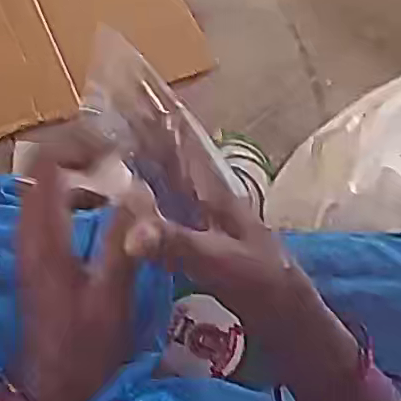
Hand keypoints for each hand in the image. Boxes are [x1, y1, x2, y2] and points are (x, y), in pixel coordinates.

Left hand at [12, 133, 152, 400]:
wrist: (46, 388)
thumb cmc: (83, 346)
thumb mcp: (111, 296)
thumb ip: (124, 242)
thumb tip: (139, 190)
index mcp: (45, 236)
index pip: (47, 167)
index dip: (75, 144)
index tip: (112, 142)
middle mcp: (29, 232)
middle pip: (41, 170)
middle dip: (77, 154)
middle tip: (117, 156)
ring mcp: (29, 243)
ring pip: (44, 188)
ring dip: (75, 175)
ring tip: (114, 178)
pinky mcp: (35, 255)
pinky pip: (48, 208)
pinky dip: (72, 196)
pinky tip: (102, 210)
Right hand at [123, 123, 361, 397]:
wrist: (290, 321)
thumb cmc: (264, 287)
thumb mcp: (221, 265)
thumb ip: (177, 245)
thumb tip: (130, 232)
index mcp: (214, 189)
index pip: (182, 138)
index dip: (160, 109)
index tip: (133, 80)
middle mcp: (206, 194)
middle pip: (171, 148)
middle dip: (144, 121)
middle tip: (110, 97)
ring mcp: (202, 215)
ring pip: (167, 170)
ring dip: (143, 149)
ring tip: (112, 131)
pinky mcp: (196, 236)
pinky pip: (165, 199)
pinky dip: (145, 185)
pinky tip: (129, 187)